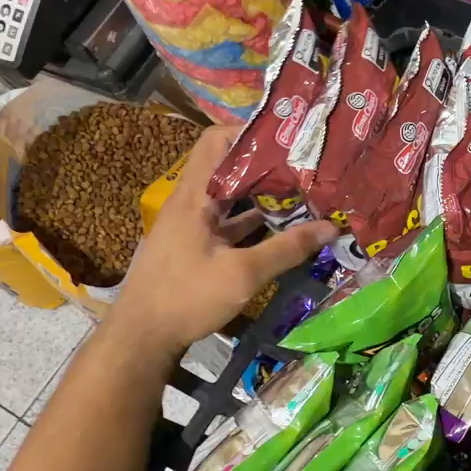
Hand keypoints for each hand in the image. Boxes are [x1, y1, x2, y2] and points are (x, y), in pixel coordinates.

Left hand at [104, 125, 337, 357]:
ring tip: (302, 193)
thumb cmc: (186, 297)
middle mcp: (191, 202)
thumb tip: (331, 228)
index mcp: (195, 196)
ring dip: (262, 195)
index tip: (286, 137)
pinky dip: (252, 221)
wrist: (140, 339)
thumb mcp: (242, 274)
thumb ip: (287, 249)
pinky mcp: (194, 247)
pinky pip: (227, 222)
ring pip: (230, 197)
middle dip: (267, 164)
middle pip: (229, 167)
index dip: (249, 131)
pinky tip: (281, 229)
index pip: (216, 140)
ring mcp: (191, 225)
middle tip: (305, 165)